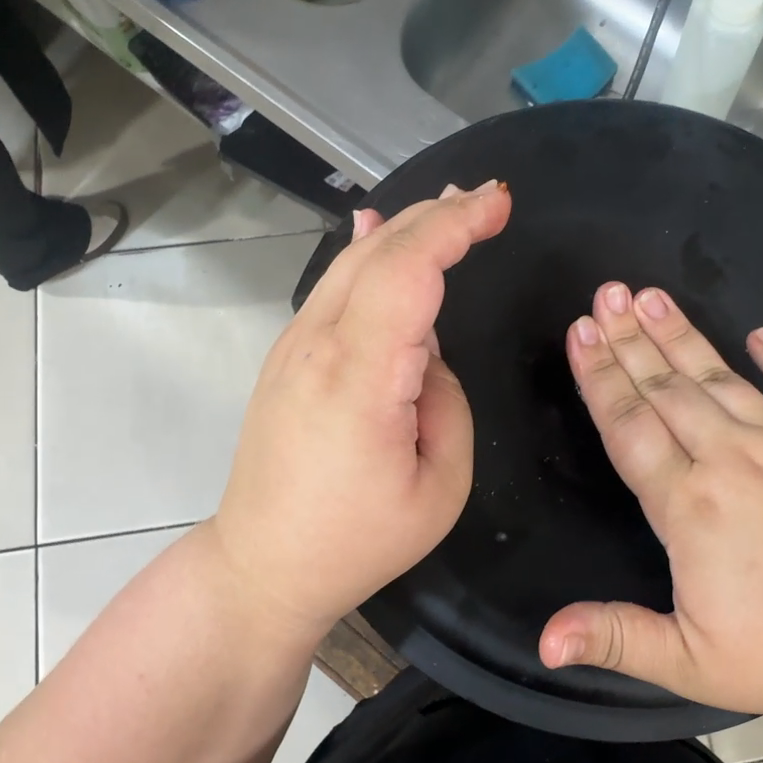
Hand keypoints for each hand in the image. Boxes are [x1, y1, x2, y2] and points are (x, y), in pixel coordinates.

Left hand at [204, 182, 511, 639]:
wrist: (263, 564)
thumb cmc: (357, 540)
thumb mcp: (438, 487)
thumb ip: (446, 402)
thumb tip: (426, 355)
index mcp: (361, 377)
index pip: (409, 272)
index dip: (455, 227)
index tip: (499, 205)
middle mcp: (318, 345)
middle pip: (378, 253)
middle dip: (436, 215)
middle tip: (486, 199)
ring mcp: (293, 348)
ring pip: (350, 263)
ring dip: (403, 229)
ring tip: (449, 210)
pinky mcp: (285, 359)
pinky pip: (332, 288)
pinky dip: (369, 254)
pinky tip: (382, 235)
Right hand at [538, 282, 762, 737]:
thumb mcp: (688, 663)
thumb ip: (612, 639)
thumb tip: (544, 642)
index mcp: (691, 507)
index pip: (630, 427)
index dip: (599, 377)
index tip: (579, 333)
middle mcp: (735, 462)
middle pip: (669, 390)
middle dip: (629, 341)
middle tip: (602, 295)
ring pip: (722, 381)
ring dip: (683, 337)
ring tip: (651, 296)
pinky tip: (762, 334)